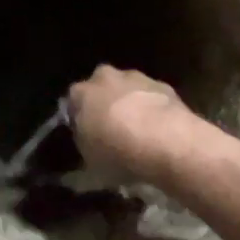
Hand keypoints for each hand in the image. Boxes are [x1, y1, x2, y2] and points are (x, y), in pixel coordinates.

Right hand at [67, 65, 194, 179]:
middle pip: (100, 88)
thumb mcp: (89, 161)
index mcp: (81, 93)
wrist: (167, 141)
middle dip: (104, 103)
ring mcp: (135, 77)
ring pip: (127, 89)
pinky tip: (159, 129)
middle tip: (111, 129)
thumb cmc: (118, 152)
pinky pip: (151, 96)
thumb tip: (84, 142)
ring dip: (129, 103)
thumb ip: (83, 146)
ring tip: (138, 132)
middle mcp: (104, 77)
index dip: (79, 118)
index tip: (86, 135)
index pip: (72, 101)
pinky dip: (152, 108)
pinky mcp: (162, 84)